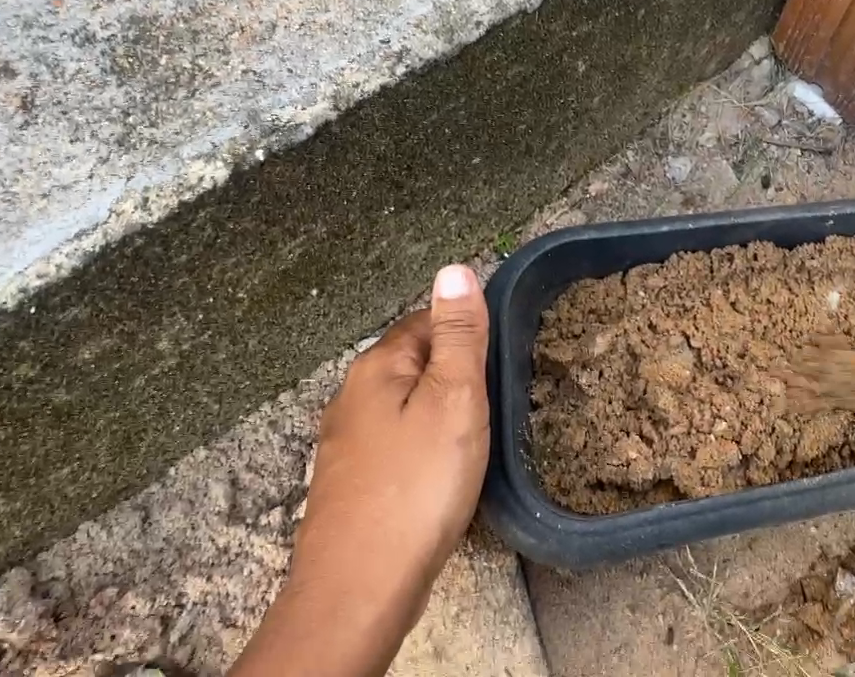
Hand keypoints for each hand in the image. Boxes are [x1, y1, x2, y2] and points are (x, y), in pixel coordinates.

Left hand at [231, 265, 491, 676]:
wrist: (360, 587)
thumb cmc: (419, 484)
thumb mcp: (455, 397)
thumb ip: (459, 334)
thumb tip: (455, 268)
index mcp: (378, 366)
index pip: (429, 319)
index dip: (470, 328)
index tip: (505, 353)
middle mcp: (353, 395)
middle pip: (416, 360)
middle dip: (457, 368)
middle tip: (501, 392)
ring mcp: (348, 441)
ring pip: (407, 402)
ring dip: (443, 406)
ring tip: (482, 428)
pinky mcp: (354, 481)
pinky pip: (399, 439)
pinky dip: (427, 440)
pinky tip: (447, 465)